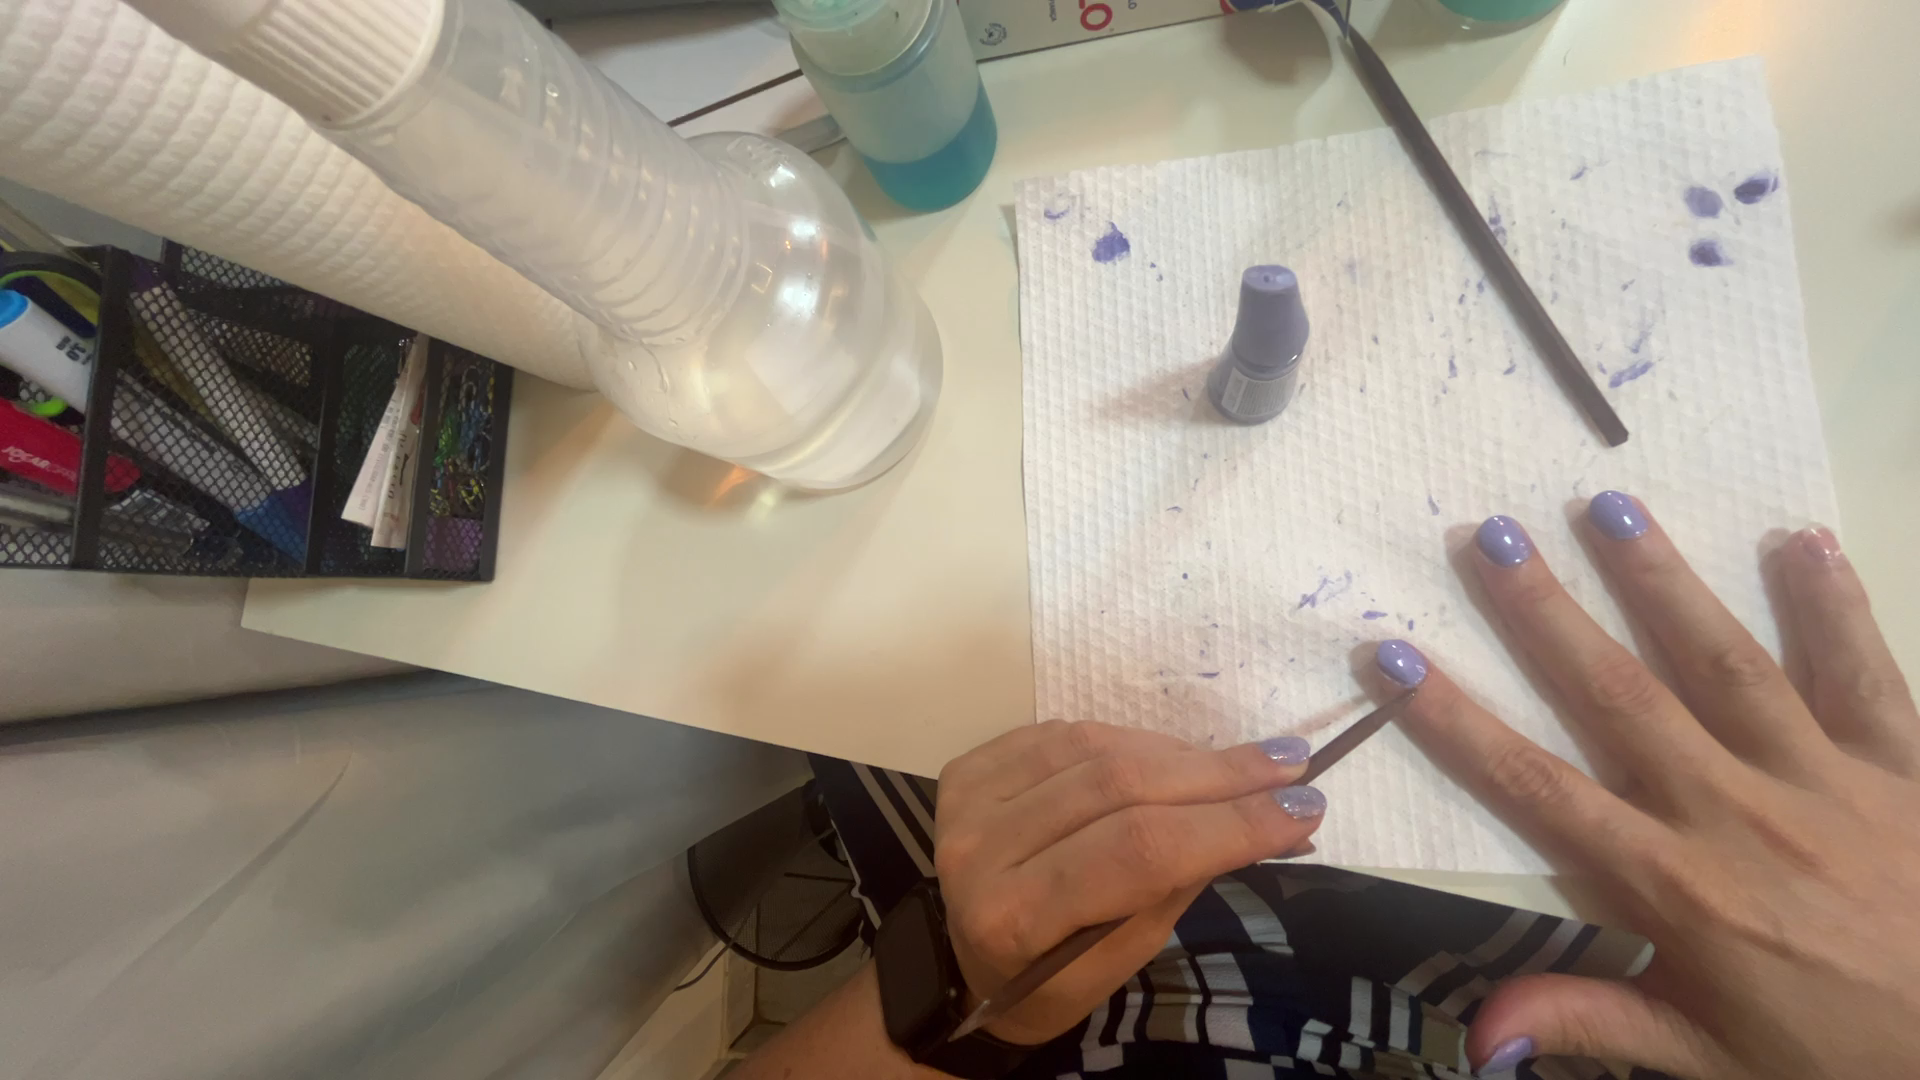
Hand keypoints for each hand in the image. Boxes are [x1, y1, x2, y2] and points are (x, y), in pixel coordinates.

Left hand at [932, 720, 1326, 1045]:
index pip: (1138, 851)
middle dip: (1216, 773)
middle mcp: (980, 845)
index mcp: (1013, 915)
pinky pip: (1061, 732)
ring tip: (1239, 762)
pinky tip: (1169, 752)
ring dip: (1177, 750)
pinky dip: (1125, 738)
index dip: (1228, 822)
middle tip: (1288, 764)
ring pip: (1091, 746)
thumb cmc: (1046, 979)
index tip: (1304, 806)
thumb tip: (1265, 816)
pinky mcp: (967, 765)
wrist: (960, 954)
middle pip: (1116, 785)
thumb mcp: (1119, 958)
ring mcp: (967, 796)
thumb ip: (1176, 883)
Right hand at [1380, 493, 1919, 1077]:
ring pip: (1726, 663)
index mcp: (1672, 885)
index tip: (1392, 657)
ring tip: (1607, 504)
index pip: (1530, 784)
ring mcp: (1831, 783)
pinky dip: (1833, 608)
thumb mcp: (1711, 1061)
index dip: (1452, 719)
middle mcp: (1733, 815)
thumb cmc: (1852, 1062)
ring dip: (1660, 580)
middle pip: (1616, 694)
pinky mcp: (1919, 770)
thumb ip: (1588, 1021)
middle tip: (1491, 534)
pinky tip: (1797, 541)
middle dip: (1543, 611)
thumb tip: (1473, 1035)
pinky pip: (1871, 678)